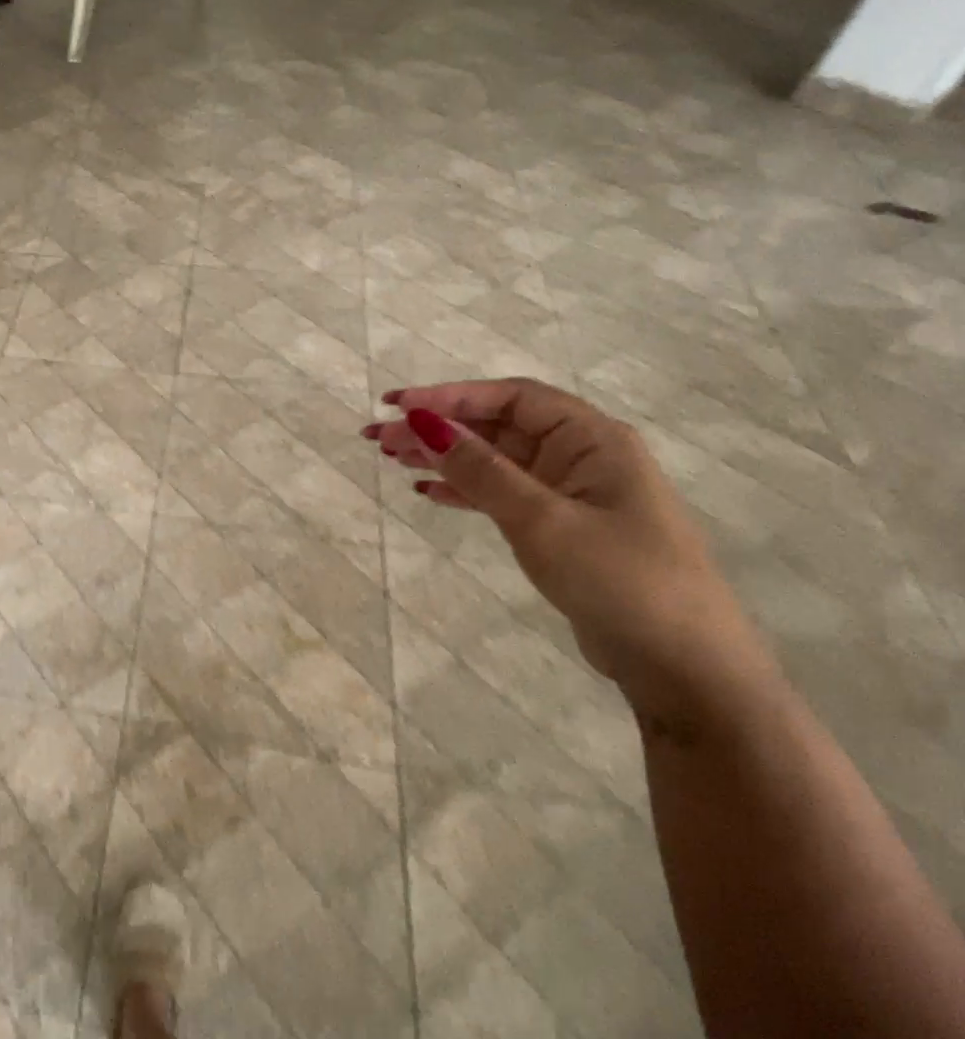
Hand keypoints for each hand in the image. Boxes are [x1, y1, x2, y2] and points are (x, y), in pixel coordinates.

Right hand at [365, 379, 757, 696]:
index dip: (451, 396)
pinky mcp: (561, 530)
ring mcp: (571, 495)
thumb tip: (425, 425)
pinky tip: (427, 491)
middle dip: (437, 428)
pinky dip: (464, 491)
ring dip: (444, 457)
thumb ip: (482, 472)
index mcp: (592, 440)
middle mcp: (582, 457)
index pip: (512, 398)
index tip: (396, 405)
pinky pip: (502, 495)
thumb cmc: (619, 579)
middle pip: (498, 427)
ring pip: (495, 461)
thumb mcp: (542, 521)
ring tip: (390, 459)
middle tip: (376, 439)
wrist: (679, 659)